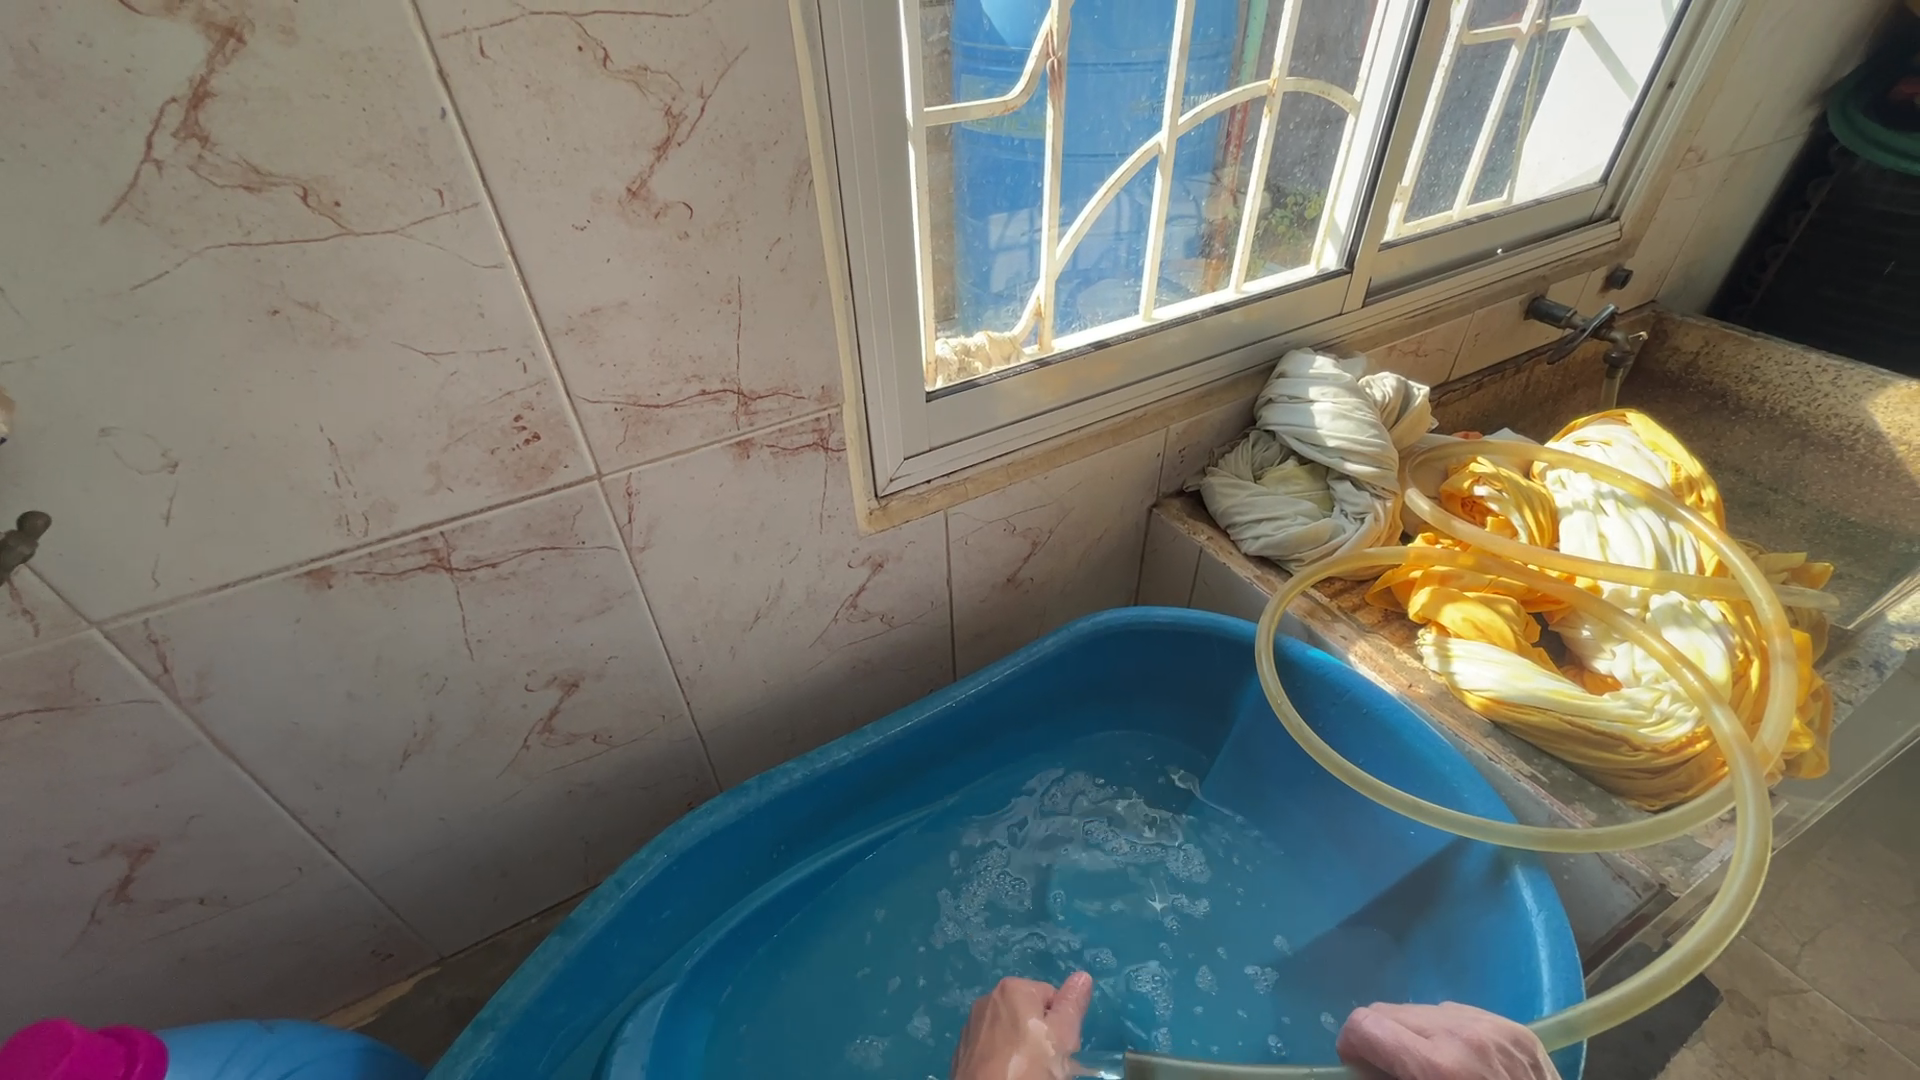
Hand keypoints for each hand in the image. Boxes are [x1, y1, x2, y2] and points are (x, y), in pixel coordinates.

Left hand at [952, 973, 1093, 1079]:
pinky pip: (993, 1047)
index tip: (1059, 1049)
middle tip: (1045, 1064)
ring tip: (1026, 1073)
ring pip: (1010, 1031)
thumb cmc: (1029, 1068)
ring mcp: (972, 1024)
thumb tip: (1082, 976)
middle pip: (1029, 1013)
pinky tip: (1007, 1076)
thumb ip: (1073, 1005)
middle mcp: (988, 998)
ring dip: (1022, 1048)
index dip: (1061, 1026)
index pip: (1051, 998)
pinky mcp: (963, 1049)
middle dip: (1041, 1036)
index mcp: (1012, 988)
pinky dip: (1002, 1059)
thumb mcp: (1062, 1037)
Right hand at [1336, 1002, 1557, 1079]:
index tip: (1357, 1067)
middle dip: (1382, 1041)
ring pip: (1419, 1010)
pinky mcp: (1514, 1028)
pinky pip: (1456, 1014)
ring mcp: (1492, 1027)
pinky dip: (1448, 1035)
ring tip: (1434, 1070)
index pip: (1364, 1024)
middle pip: (1387, 1011)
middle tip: (1393, 1072)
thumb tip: (1360, 1067)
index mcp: (1439, 1067)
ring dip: (1415, 1036)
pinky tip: (1464, 1065)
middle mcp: (1461, 1034)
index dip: (1351, 1045)